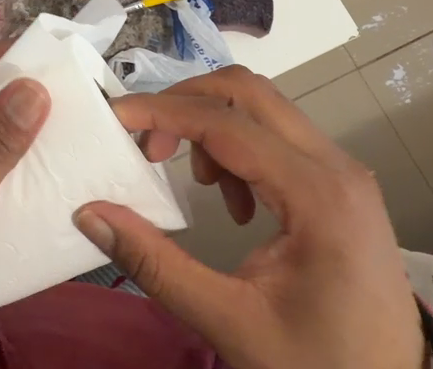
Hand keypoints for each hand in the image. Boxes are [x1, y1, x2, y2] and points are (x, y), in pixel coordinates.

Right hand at [73, 67, 422, 368]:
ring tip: (194, 180)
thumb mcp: (231, 322)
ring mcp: (343, 170)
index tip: (114, 120)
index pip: (226, 122)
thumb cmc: (318, 364)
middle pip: (247, 91)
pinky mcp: (340, 182)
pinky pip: (277, 133)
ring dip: (211, 123)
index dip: (162, 112)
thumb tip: (89, 214)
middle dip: (185, 102)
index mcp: (317, 195)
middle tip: (149, 145)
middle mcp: (336, 166)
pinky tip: (233, 201)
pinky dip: (237, 144)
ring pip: (262, 107)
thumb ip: (156, 264)